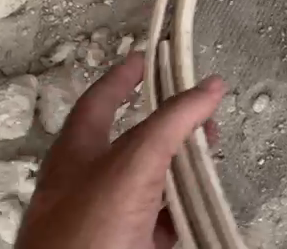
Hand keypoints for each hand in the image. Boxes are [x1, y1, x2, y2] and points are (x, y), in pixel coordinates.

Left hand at [16, 52, 225, 248]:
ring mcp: (103, 220)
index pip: (99, 101)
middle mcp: (85, 185)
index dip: (124, 75)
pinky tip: (198, 202)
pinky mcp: (124, 247)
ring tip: (209, 156)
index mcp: (74, 156)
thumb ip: (175, 118)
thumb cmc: (92, 231)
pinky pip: (157, 218)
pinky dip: (181, 206)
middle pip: (132, 139)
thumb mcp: (136, 162)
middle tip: (204, 113)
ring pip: (149, 178)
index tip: (149, 56)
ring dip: (181, 163)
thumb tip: (212, 83)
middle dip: (172, 121)